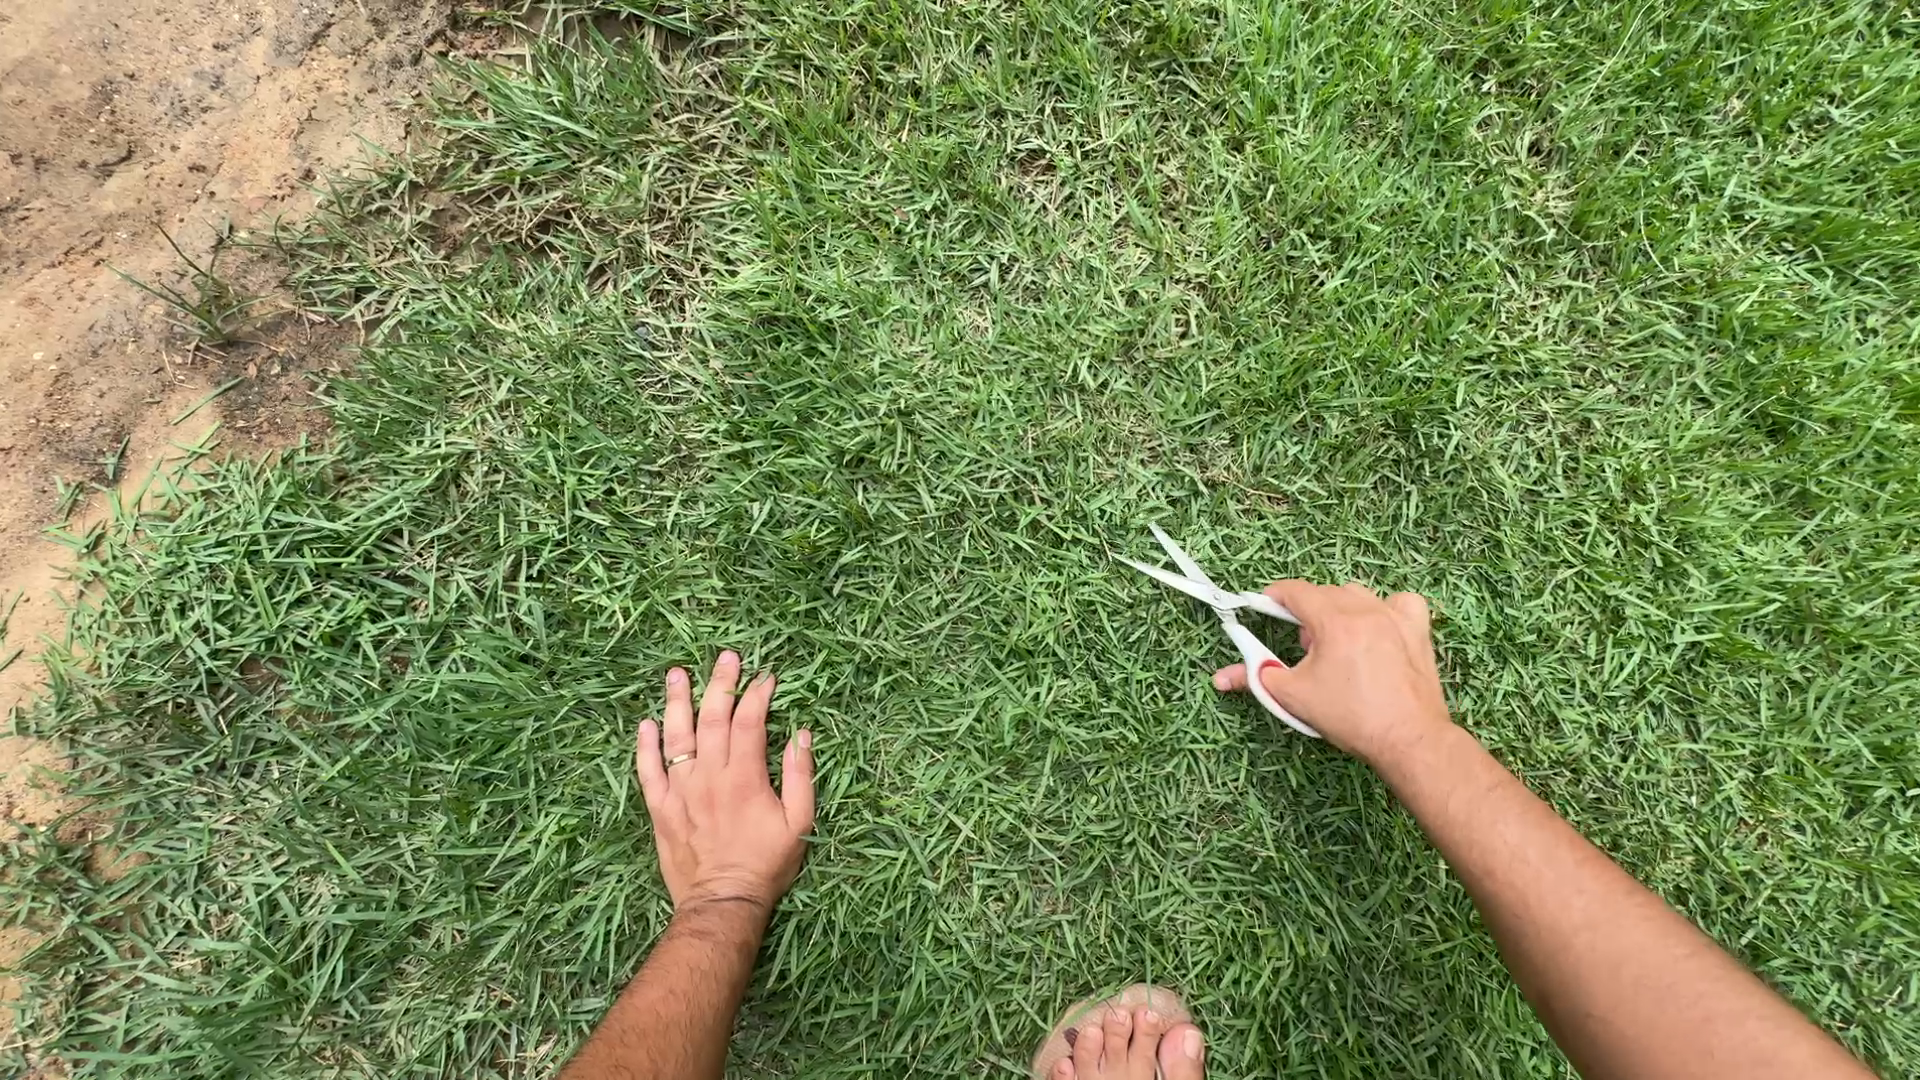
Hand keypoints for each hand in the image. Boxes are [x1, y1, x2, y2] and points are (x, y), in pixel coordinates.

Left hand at [635, 651, 814, 914]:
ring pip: (676, 737)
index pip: (749, 721)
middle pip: (712, 718)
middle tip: (726, 657)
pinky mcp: (660, 808)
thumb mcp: (800, 822)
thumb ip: (800, 775)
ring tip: (677, 674)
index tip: (766, 676)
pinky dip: (645, 746)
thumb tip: (801, 734)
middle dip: (720, 684)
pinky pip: (647, 771)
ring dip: (677, 702)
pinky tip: (646, 723)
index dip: (758, 694)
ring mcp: (680, 791)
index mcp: (745, 777)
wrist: (723, 903)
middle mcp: (709, 776)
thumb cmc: (768, 862)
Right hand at [1213, 581, 1454, 765]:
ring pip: (1357, 594)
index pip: (1296, 591)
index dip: (1274, 596)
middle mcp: (1366, 611)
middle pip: (1324, 593)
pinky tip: (1377, 628)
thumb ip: (1255, 677)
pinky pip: (1400, 602)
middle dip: (1305, 611)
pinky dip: (1385, 608)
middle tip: (1302, 645)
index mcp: (1334, 622)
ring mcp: (1396, 619)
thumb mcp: (1293, 696)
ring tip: (1334, 640)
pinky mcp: (1418, 632)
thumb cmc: (1350, 717)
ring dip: (1338, 608)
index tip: (1263, 606)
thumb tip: (1221, 677)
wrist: (1408, 740)